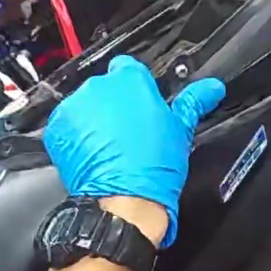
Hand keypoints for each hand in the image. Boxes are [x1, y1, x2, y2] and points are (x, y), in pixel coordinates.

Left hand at [43, 55, 224, 246]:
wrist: (125, 201)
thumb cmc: (154, 168)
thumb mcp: (181, 131)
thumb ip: (194, 102)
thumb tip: (212, 88)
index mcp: (131, 81)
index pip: (131, 69)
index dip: (139, 90)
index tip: (145, 108)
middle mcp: (99, 87)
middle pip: (108, 88)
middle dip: (118, 106)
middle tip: (135, 134)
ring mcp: (75, 107)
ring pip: (88, 106)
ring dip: (98, 121)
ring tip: (117, 148)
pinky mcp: (57, 128)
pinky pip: (69, 126)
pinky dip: (80, 137)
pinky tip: (99, 155)